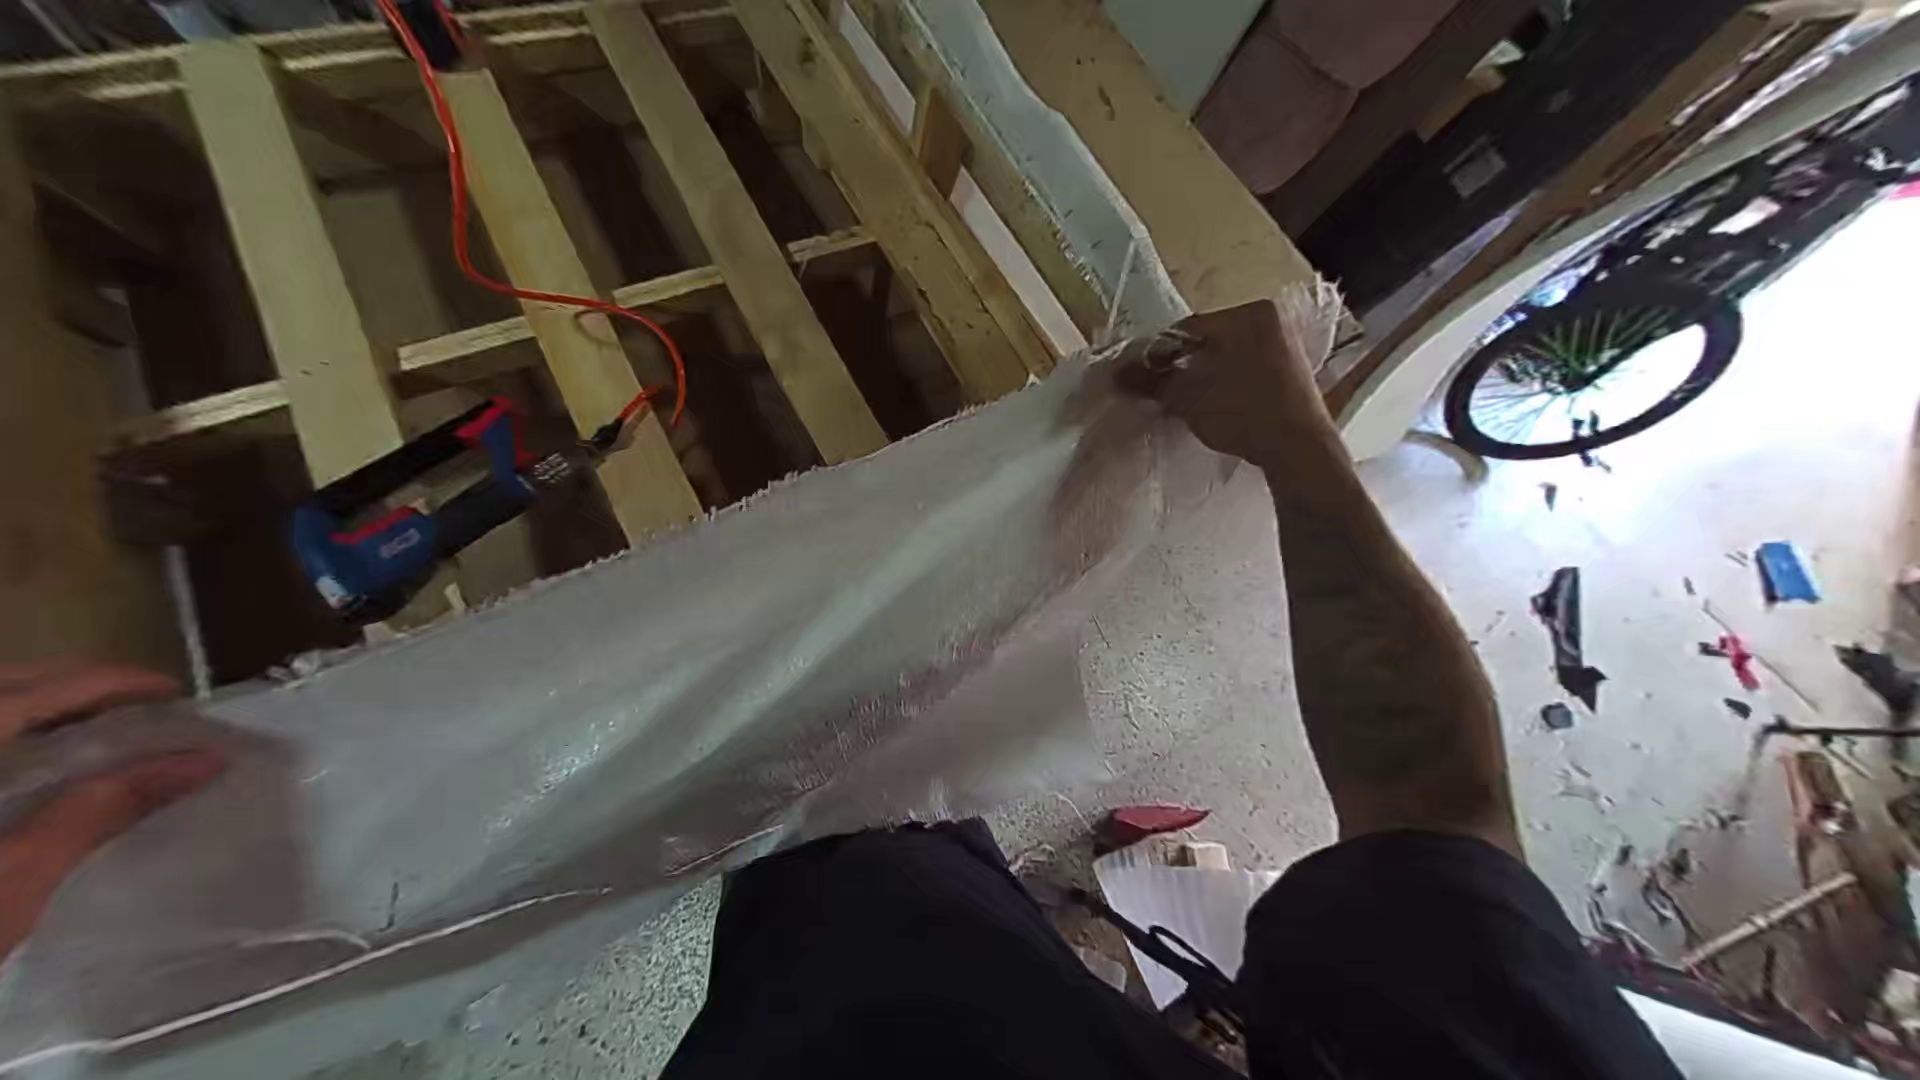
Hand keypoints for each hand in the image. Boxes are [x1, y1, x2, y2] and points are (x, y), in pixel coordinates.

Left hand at [0, 665, 224, 962]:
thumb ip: (100, 811)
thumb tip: (202, 760)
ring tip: (81, 733)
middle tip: (133, 709)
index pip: (33, 693)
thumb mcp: (6, 886)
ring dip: (25, 711)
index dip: (111, 682)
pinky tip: (19, 769)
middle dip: (66, 687)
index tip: (172, 693)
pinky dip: (0, 739)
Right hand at [1116, 299, 1334, 464]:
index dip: (1157, 353)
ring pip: (1226, 355)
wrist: (1298, 449)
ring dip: (1200, 375)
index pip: (1187, 328)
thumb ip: (1152, 381)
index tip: (1138, 375)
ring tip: (1180, 400)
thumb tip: (1118, 372)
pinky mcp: (1290, 371)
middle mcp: (1270, 321)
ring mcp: (1284, 345)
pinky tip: (1211, 404)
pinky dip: (1223, 382)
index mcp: (1248, 314)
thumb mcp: (1189, 398)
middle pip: (1207, 340)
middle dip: (1179, 364)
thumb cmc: (1242, 413)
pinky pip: (1245, 367)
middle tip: (1157, 389)